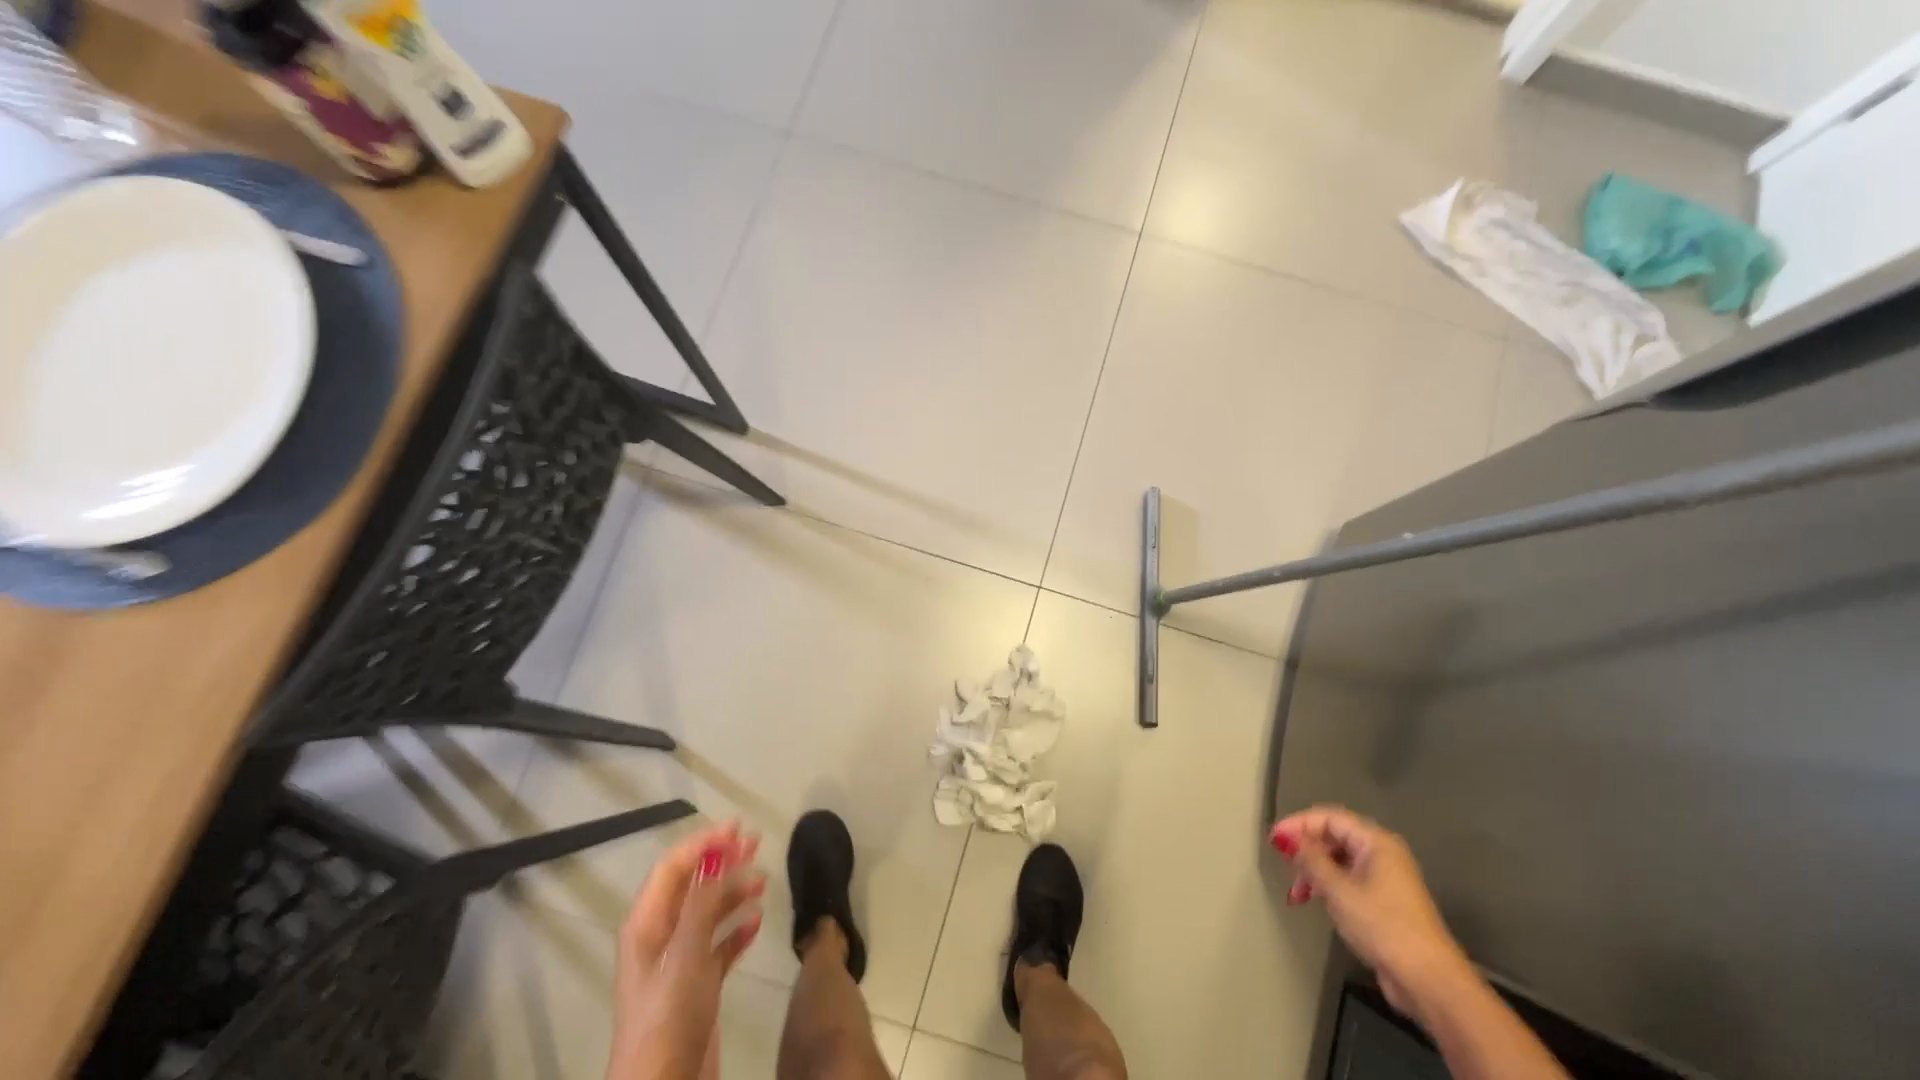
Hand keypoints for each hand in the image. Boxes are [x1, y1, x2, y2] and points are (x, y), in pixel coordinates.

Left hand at [607, 822, 767, 1079]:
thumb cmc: (667, 1019)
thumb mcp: (684, 957)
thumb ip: (702, 906)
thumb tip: (721, 860)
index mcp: (647, 925)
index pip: (673, 868)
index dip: (703, 843)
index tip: (738, 827)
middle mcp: (660, 938)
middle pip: (692, 886)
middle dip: (722, 861)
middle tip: (756, 842)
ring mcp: (680, 964)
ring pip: (708, 914)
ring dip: (734, 893)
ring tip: (764, 879)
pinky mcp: (698, 988)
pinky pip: (719, 947)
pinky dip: (738, 931)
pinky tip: (757, 923)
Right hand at [1271, 806, 1471, 1022]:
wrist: (1426, 977)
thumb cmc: (1382, 926)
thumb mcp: (1339, 890)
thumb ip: (1310, 859)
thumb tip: (1285, 836)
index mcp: (1376, 842)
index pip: (1330, 818)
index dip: (1299, 824)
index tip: (1273, 839)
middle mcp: (1382, 854)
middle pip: (1335, 837)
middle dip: (1306, 851)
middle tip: (1285, 869)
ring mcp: (1385, 878)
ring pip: (1340, 861)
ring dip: (1314, 873)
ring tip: (1297, 894)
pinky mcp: (1383, 902)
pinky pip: (1348, 881)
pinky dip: (1328, 888)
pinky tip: (1315, 903)